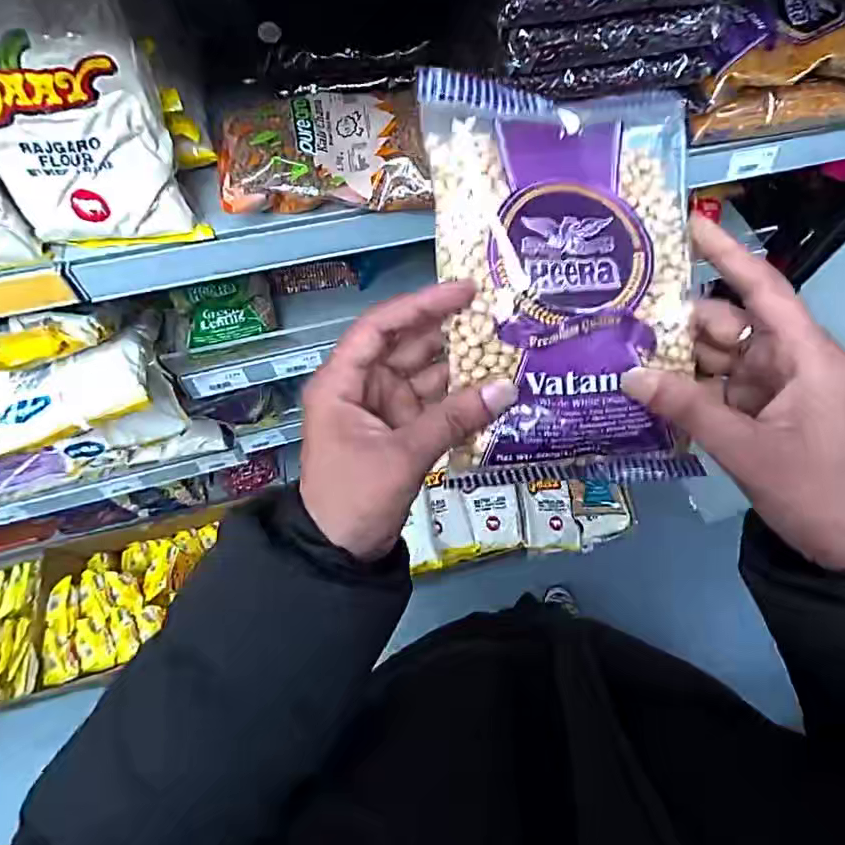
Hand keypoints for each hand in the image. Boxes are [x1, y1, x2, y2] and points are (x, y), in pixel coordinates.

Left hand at [299, 281, 518, 560]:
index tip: (463, 291)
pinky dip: (458, 398)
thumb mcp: (403, 456)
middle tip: (495, 315)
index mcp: (342, 382)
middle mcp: (361, 386)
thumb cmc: (354, 498)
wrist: (338, 553)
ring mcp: (382, 408)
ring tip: (504, 347)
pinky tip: (491, 387)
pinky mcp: (399, 430)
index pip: (381, 327)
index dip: (421, 304)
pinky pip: (432, 403)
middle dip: (448, 331)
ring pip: (424, 375)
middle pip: (406, 346)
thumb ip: (454, 419)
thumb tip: (507, 388)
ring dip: (459, 365)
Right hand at [620, 216, 844, 570]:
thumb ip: (687, 408)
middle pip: (727, 322)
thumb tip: (630, 375)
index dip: (726, 254)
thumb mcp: (746, 449)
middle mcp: (786, 359)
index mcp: (804, 355)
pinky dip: (684, 383)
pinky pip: (713, 382)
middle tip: (624, 312)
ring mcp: (769, 384)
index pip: (762, 289)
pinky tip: (646, 382)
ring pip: (715, 353)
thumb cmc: (812, 489)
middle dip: (679, 318)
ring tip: (623, 348)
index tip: (688, 223)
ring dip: (676, 354)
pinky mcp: (755, 407)